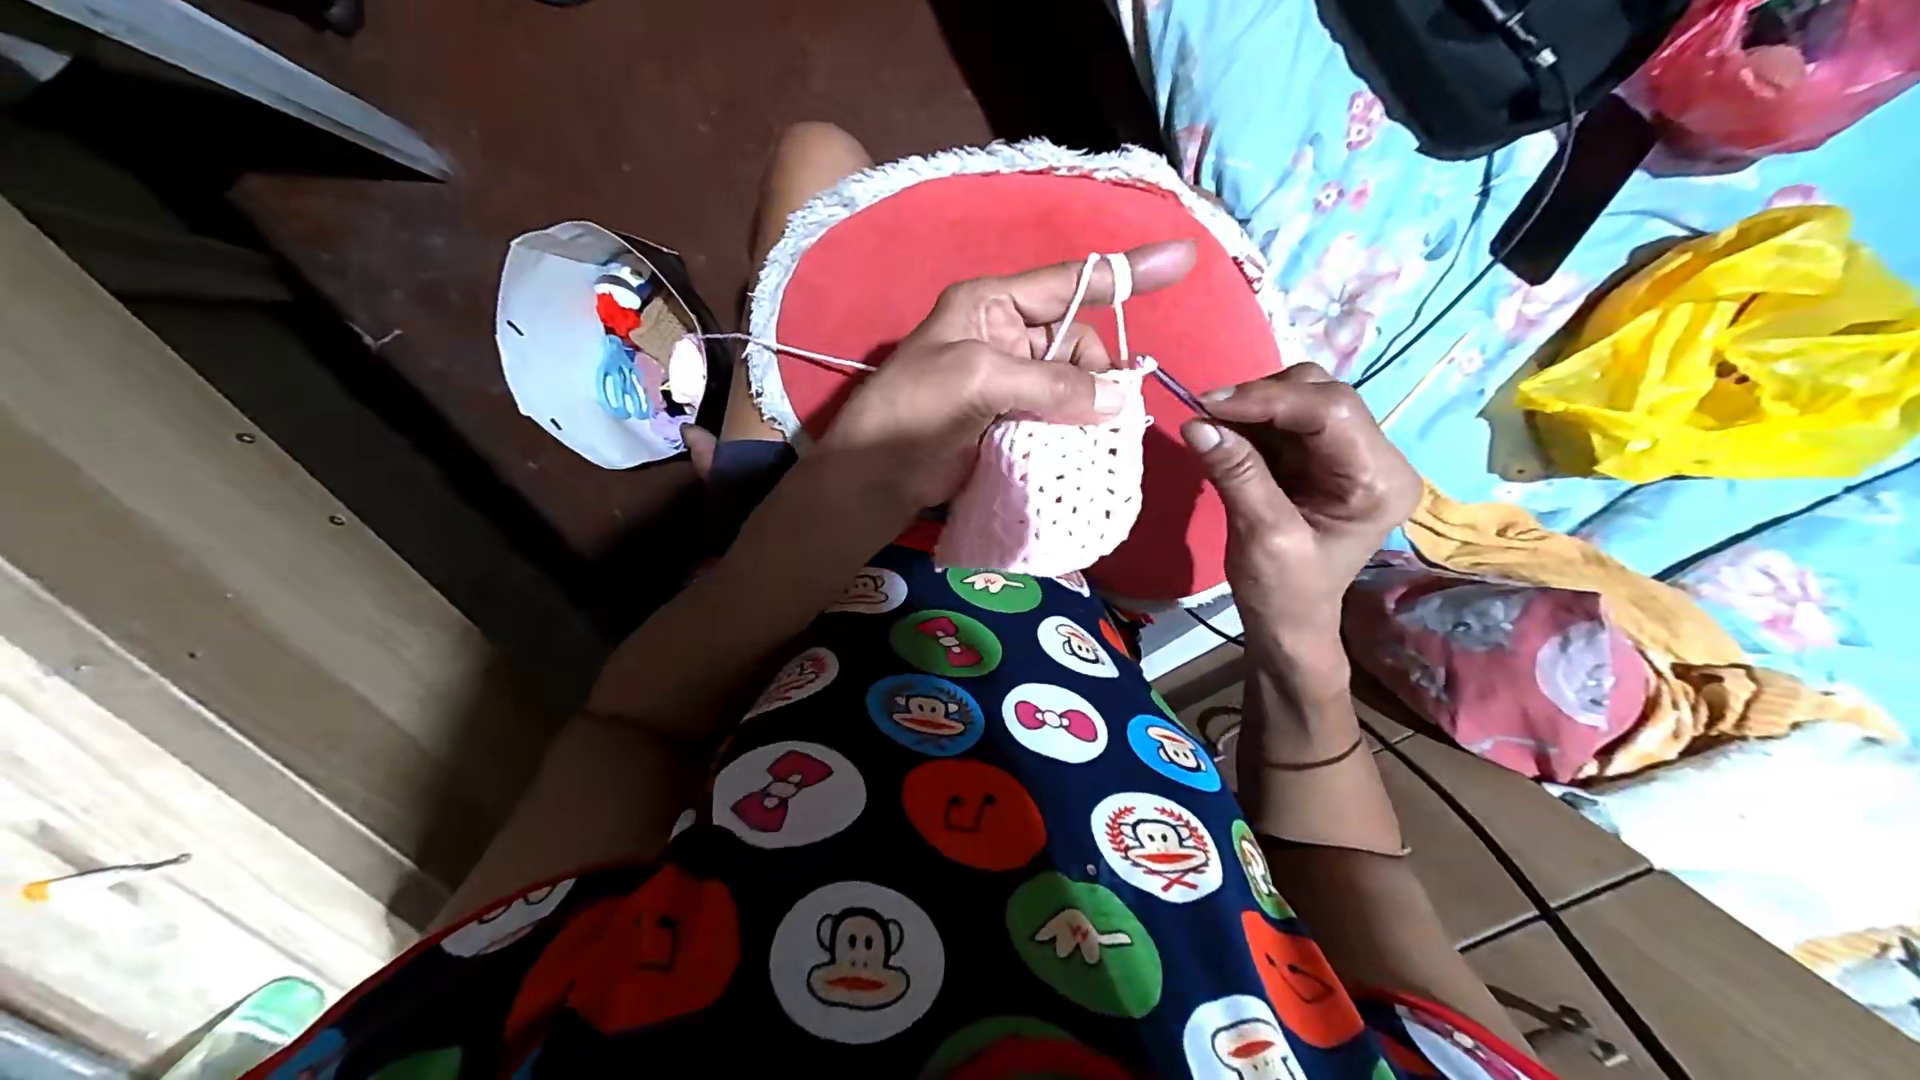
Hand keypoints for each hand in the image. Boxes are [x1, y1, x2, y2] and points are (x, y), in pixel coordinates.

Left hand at [817, 241, 1196, 514]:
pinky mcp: (1007, 417)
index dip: (1126, 272)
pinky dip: (1075, 426)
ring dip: (1090, 403)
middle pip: (1076, 340)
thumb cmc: (915, 411)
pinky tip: (1088, 443)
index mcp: (990, 304)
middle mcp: (1002, 334)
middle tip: (1108, 408)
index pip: (1069, 282)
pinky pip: (1057, 413)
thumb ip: (1052, 383)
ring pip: (1071, 382)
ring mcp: (1006, 379)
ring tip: (1101, 431)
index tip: (1183, 260)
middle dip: (1099, 368)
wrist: (876, 476)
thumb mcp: (981, 380)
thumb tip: (1118, 399)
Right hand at [1181, 363, 1418, 675]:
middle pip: (1322, 394)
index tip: (1208, 405)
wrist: (1288, 622)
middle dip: (1261, 398)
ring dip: (1252, 408)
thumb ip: (1237, 474)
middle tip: (1207, 415)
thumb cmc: (1284, 592)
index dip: (1268, 398)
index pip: (1332, 411)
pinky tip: (1224, 435)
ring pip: (1302, 399)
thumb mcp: (1261, 535)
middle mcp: (1376, 457)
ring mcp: (1349, 455)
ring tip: (1211, 427)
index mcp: (1379, 480)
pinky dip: (1250, 421)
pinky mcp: (1320, 458)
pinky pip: (1285, 420)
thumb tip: (1197, 423)